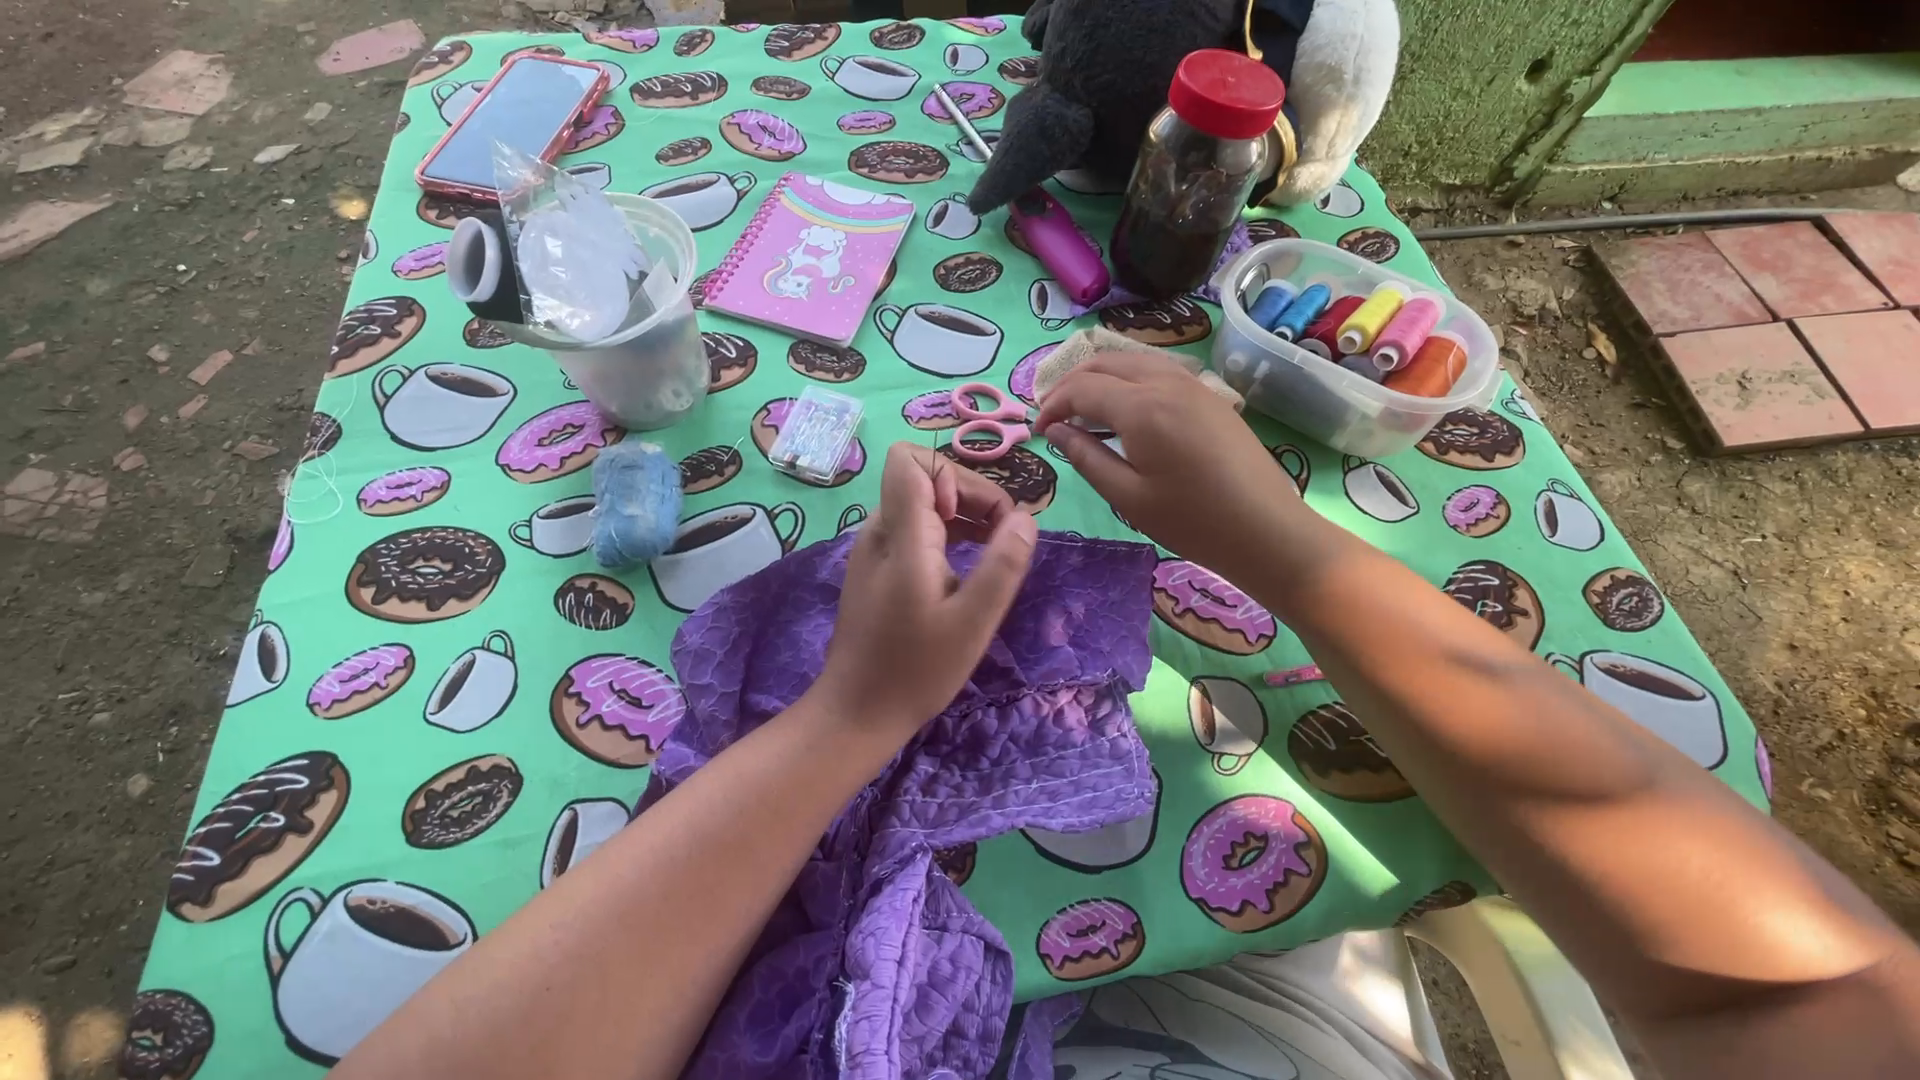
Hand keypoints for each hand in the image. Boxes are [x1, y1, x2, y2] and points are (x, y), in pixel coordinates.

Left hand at [813, 443, 1036, 734]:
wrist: (856, 711)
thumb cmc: (915, 670)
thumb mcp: (972, 622)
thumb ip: (1003, 565)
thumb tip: (1027, 517)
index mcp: (900, 535)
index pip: (908, 459)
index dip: (951, 473)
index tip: (976, 519)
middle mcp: (881, 532)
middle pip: (923, 477)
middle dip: (970, 495)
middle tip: (1003, 537)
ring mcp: (875, 551)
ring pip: (921, 504)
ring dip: (962, 515)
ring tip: (995, 550)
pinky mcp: (878, 571)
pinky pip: (914, 531)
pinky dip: (946, 535)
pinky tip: (968, 567)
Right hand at [1035, 351, 1304, 581]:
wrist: (1267, 530)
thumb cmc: (1192, 521)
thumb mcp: (1128, 497)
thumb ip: (1086, 457)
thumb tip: (1057, 431)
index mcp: (1141, 408)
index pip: (1081, 388)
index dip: (1052, 405)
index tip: (1039, 432)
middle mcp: (1166, 383)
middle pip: (1105, 361)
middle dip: (1072, 383)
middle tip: (1055, 416)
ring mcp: (1193, 385)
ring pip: (1133, 360)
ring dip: (1101, 377)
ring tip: (1085, 411)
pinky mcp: (1210, 396)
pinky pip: (1159, 370)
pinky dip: (1130, 380)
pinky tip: (1127, 411)